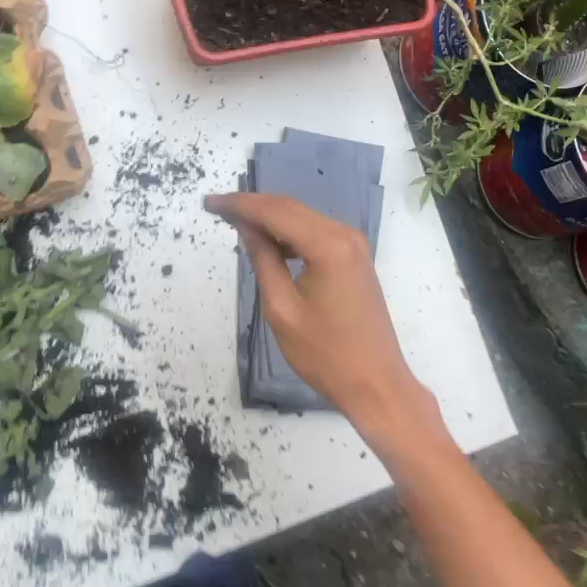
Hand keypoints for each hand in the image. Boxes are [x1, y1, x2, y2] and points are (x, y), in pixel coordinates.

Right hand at [205, 192, 430, 432]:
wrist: (376, 384)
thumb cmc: (325, 354)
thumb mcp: (282, 309)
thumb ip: (263, 260)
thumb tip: (246, 227)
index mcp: (328, 246)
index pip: (275, 212)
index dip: (240, 204)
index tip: (210, 203)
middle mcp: (345, 235)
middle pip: (290, 208)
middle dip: (252, 206)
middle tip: (216, 208)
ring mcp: (354, 245)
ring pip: (303, 217)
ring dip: (270, 217)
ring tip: (235, 223)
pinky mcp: (355, 258)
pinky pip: (316, 233)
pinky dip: (289, 232)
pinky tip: (268, 242)